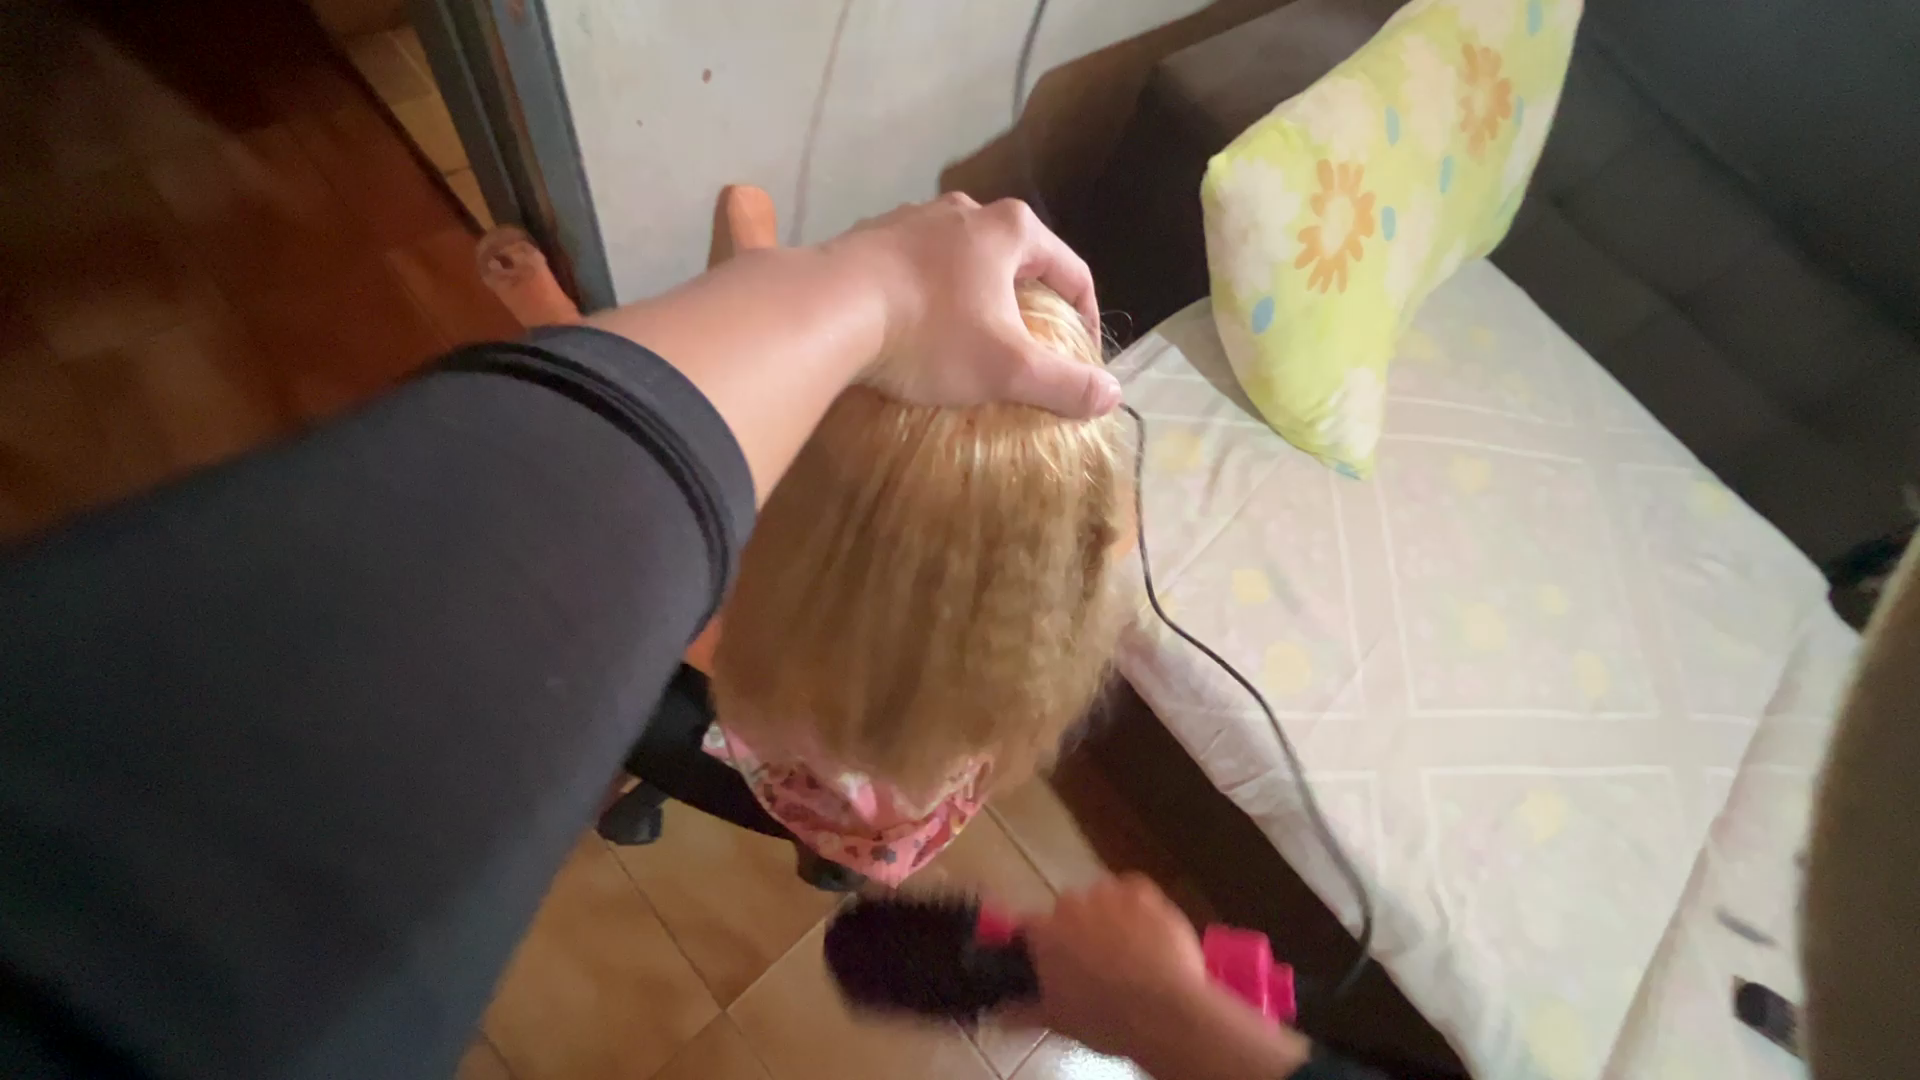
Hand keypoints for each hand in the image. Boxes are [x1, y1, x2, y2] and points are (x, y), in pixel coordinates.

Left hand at [827, 194, 1122, 419]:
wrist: (829, 310)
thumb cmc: (931, 332)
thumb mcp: (1007, 368)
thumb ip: (1064, 383)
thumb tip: (1111, 395)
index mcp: (1009, 230)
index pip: (1071, 270)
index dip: (1086, 315)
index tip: (1084, 353)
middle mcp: (965, 212)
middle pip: (1017, 260)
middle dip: (1029, 303)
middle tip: (1029, 348)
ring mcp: (913, 219)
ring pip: (964, 260)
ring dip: (976, 297)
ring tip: (972, 339)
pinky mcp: (871, 238)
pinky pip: (918, 267)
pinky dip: (930, 295)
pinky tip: (917, 326)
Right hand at [1021, 875, 1313, 1079]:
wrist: (1163, 1013)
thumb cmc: (1105, 1020)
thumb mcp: (1059, 1020)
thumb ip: (1025, 1010)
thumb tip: (1002, 1014)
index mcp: (1045, 932)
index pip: (1028, 927)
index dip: (1038, 942)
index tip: (1049, 959)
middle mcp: (1071, 903)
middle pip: (1067, 909)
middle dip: (1077, 929)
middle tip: (1093, 961)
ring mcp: (1108, 892)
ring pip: (1101, 897)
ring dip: (1107, 914)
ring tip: (1125, 948)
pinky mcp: (1142, 890)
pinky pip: (1133, 890)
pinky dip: (1137, 905)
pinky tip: (1146, 930)